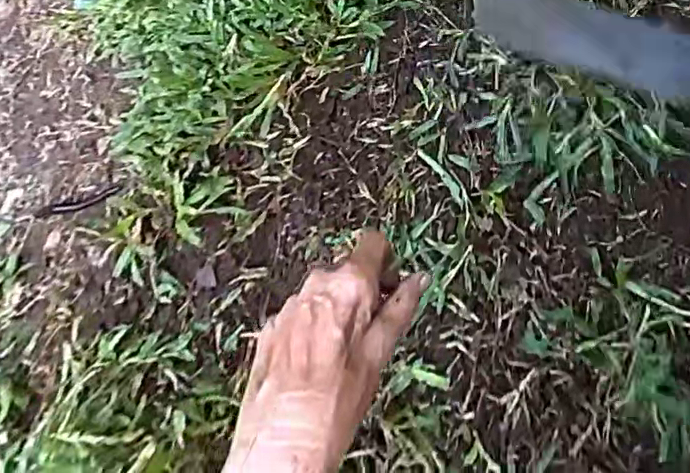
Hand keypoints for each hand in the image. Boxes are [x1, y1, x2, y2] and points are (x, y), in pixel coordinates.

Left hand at [223, 230, 427, 472]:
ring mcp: (289, 306)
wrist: (278, 447)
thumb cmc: (332, 406)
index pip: (373, 242)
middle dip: (363, 292)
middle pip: (348, 269)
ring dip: (336, 310)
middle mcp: (315, 285)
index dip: (387, 264)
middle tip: (370, 332)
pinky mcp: (270, 327)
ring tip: (341, 355)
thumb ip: (400, 310)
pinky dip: (312, 327)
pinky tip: (315, 363)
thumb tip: (419, 280)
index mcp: (347, 284)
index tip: (390, 289)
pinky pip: (301, 313)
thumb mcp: (378, 356)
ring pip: (324, 292)